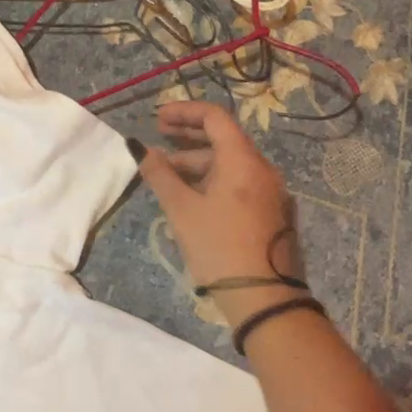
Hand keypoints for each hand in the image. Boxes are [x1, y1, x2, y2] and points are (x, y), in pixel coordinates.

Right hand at [136, 101, 304, 323]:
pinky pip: (238, 183)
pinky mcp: (271, 213)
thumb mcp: (182, 210)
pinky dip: (212, 179)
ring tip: (166, 173)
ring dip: (197, 161)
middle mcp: (262, 169)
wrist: (265, 300)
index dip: (184, 112)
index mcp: (243, 161)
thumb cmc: (219, 248)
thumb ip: (160, 175)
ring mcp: (270, 192)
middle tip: (158, 136)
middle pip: (223, 138)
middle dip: (188, 136)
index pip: (215, 117)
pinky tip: (191, 195)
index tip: (157, 118)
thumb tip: (140, 149)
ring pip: (230, 163)